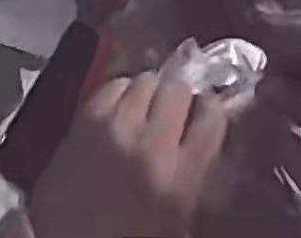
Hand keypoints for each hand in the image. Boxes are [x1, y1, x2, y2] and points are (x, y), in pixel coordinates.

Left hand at [29, 70, 230, 237]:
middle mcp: (153, 147)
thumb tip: (199, 135)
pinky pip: (115, 83)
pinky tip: (120, 107)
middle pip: (179, 91)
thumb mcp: (173, 220)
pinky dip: (122, 90)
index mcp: (180, 182)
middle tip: (171, 109)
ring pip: (147, 80)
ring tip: (144, 106)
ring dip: (150, 91)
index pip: (212, 120)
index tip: (204, 111)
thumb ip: (191, 176)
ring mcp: (118, 127)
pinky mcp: (88, 118)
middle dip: (178, 97)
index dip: (212, 109)